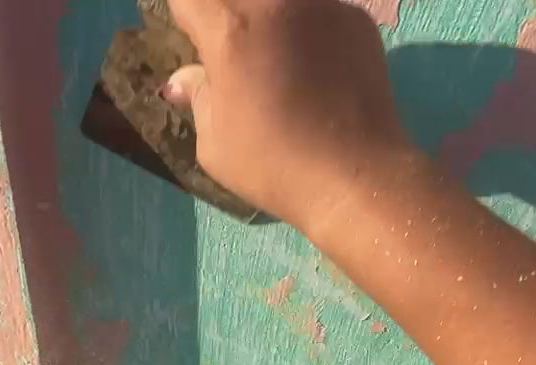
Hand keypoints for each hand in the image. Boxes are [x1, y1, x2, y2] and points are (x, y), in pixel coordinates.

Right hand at [163, 0, 420, 232]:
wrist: (354, 177)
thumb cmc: (275, 169)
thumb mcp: (216, 148)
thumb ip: (197, 100)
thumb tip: (181, 81)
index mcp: (230, 31)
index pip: (189, 0)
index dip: (188, 21)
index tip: (195, 42)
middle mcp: (274, 2)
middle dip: (228, 18)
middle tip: (237, 60)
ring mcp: (319, 4)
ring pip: (280, 4)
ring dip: (270, 23)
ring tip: (279, 65)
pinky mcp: (354, 17)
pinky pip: (318, 12)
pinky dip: (308, 32)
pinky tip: (317, 73)